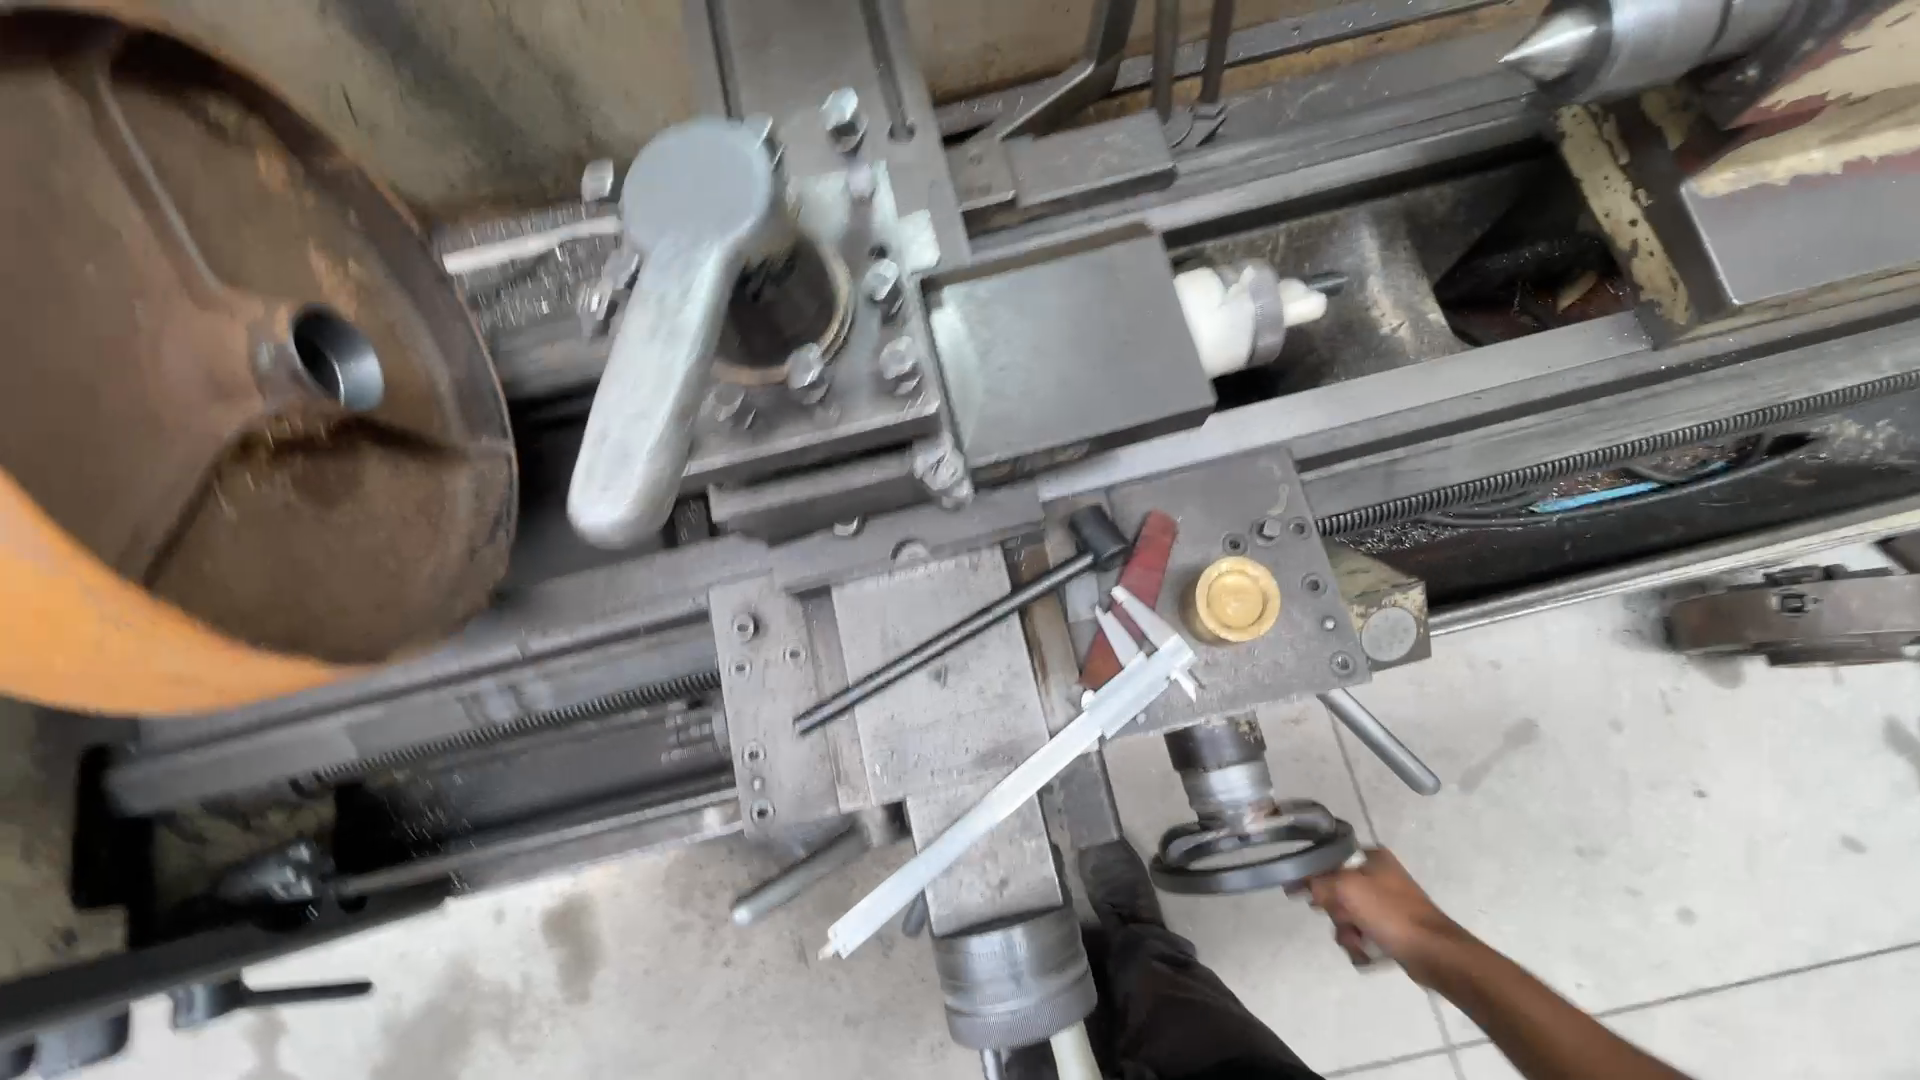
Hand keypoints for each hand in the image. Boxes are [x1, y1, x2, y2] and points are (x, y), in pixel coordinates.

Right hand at [1307, 849, 1471, 983]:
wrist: (1435, 954)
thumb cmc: (1391, 913)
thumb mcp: (1346, 888)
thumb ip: (1319, 882)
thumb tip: (1304, 885)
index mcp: (1371, 857)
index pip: (1328, 859)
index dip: (1311, 876)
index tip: (1297, 893)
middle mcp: (1379, 876)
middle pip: (1335, 891)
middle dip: (1335, 912)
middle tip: (1342, 920)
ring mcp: (1386, 904)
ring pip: (1347, 915)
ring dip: (1346, 932)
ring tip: (1358, 942)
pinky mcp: (1392, 929)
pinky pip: (1361, 933)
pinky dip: (1360, 944)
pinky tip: (1367, 952)